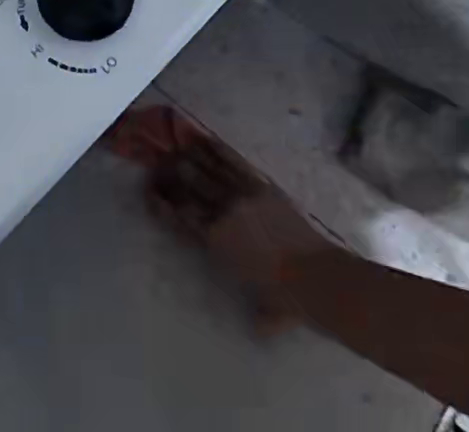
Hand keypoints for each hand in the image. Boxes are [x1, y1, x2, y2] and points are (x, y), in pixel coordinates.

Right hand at [102, 106, 340, 330]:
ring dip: (189, 156)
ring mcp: (240, 196)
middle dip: (169, 173)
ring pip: (207, 170)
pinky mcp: (261, 187)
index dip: (161, 202)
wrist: (320, 279)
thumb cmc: (289, 298)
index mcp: (214, 241)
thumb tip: (259, 329)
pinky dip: (217, 150)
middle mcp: (220, 213)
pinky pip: (234, 163)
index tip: (148, 192)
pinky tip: (205, 139)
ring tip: (175, 145)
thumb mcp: (265, 308)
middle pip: (187, 186)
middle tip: (156, 163)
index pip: (178, 215)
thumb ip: (258, 315)